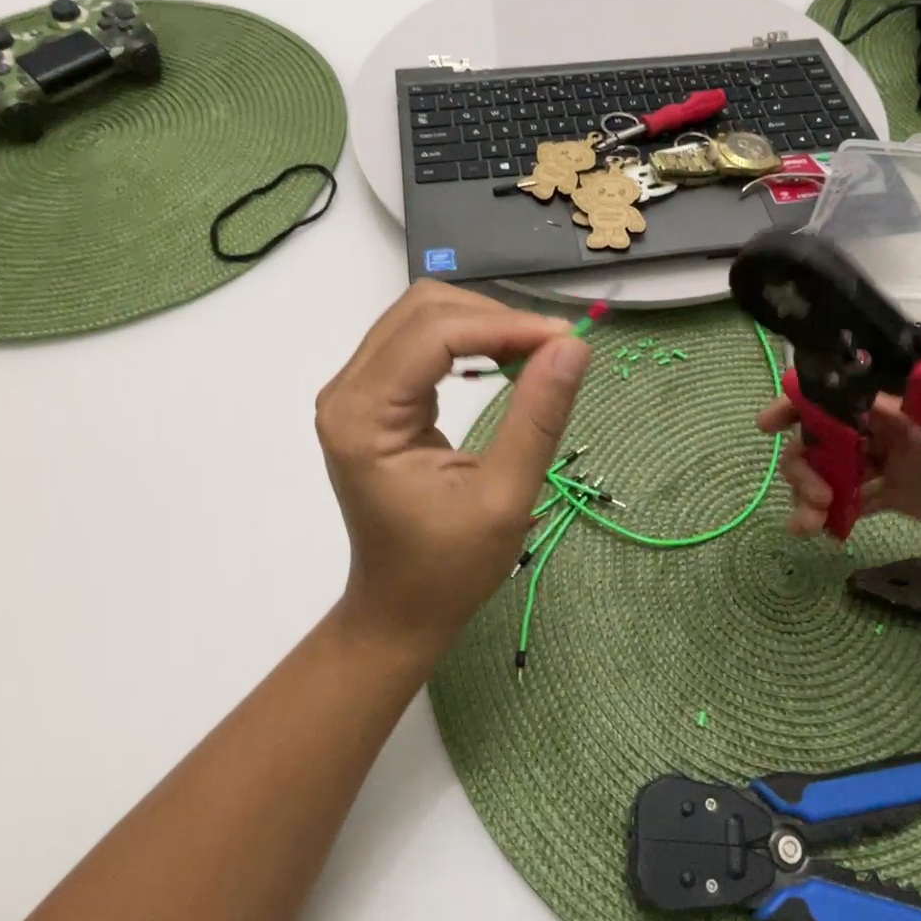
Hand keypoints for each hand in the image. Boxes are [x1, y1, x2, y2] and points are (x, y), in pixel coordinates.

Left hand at [317, 282, 589, 659]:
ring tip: (537, 356)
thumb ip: (537, 419)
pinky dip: (468, 343)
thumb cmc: (449, 568)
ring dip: (483, 326)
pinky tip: (504, 363)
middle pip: (423, 310)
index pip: (434, 333)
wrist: (401, 609)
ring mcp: (354, 392)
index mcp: (364, 417)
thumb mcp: (504, 498)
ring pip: (421, 318)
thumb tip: (573, 347)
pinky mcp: (370, 399)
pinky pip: (419, 343)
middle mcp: (346, 391)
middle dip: (495, 319)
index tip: (569, 341)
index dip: (506, 326)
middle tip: (556, 350)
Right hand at [757, 393, 920, 560]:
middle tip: (812, 496)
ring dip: (812, 483)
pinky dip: (829, 510)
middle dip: (807, 451)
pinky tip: (815, 533)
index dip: (817, 392)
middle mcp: (920, 425)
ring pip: (837, 458)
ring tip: (814, 521)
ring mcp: (911, 460)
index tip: (778, 417)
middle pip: (837, 422)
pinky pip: (856, 495)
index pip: (872, 382)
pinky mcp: (911, 495)